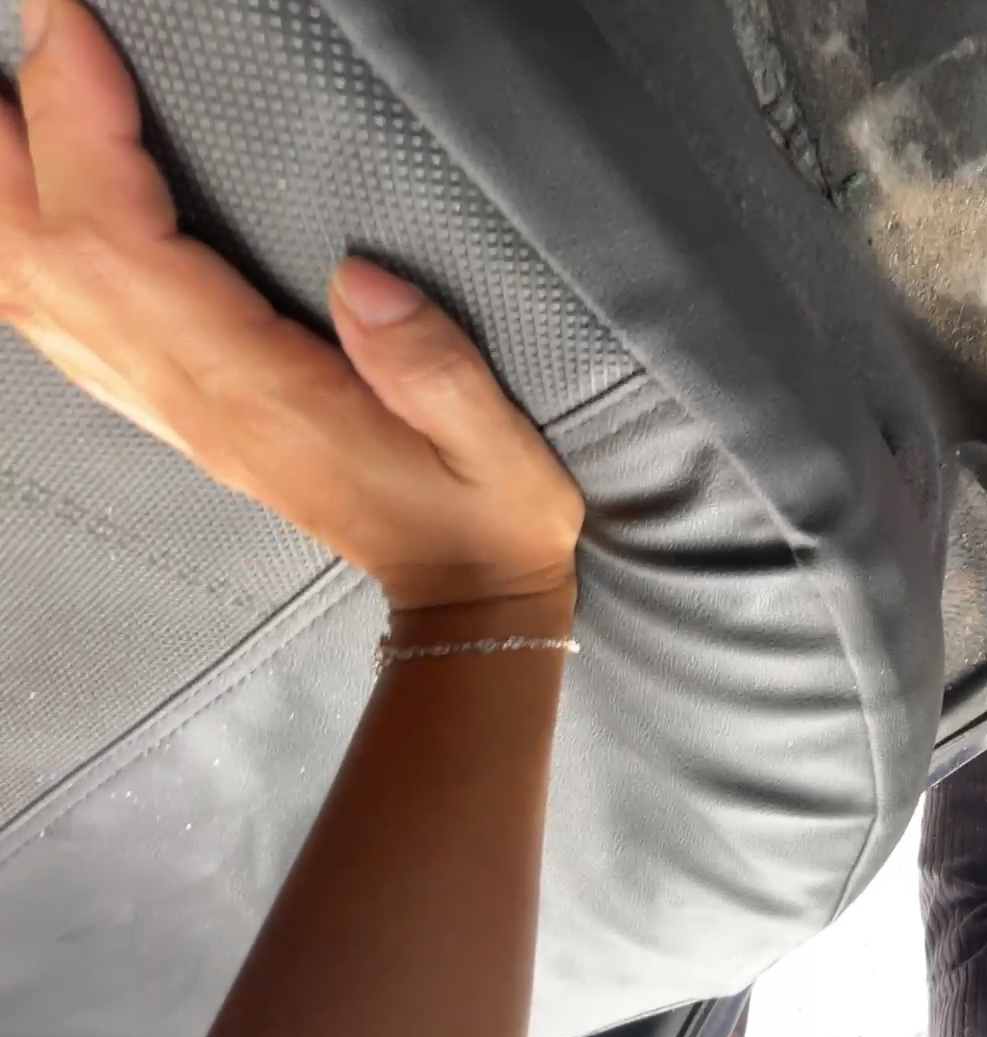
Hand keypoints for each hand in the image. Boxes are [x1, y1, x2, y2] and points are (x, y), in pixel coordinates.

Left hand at [0, 0, 582, 610]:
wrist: (470, 589)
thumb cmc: (492, 517)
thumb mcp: (496, 444)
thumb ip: (433, 364)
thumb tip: (359, 272)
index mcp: (266, 394)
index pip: (123, 244)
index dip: (82, 131)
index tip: (77, 35)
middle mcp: (199, 402)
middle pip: (43, 254)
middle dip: (11, 133)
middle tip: (27, 38)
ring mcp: (187, 417)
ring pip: (31, 292)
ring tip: (1, 106)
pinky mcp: (200, 424)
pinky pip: (66, 335)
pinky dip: (23, 261)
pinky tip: (28, 224)